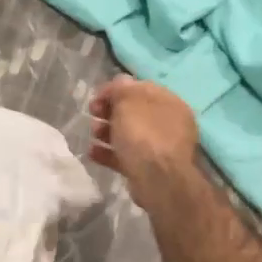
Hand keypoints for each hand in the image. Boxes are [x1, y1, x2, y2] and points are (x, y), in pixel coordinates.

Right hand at [89, 75, 199, 203]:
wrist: (157, 179)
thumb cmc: (143, 133)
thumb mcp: (128, 101)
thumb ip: (122, 88)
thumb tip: (121, 82)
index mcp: (169, 103)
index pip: (140, 89)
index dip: (115, 90)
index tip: (96, 97)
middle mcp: (168, 124)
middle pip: (133, 112)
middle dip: (109, 112)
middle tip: (93, 114)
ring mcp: (160, 147)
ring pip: (128, 134)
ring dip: (106, 132)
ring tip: (93, 135)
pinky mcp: (148, 168)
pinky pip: (125, 155)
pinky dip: (108, 152)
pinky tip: (93, 153)